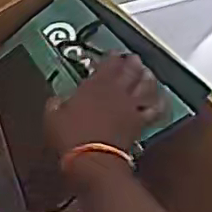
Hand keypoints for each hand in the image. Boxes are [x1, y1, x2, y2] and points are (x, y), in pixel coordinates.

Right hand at [44, 54, 164, 158]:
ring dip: (147, 77)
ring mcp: (130, 107)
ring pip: (145, 86)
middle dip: (131, 63)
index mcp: (94, 87)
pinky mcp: (139, 122)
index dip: (111, 57)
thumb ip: (56, 104)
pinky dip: (158, 102)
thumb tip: (57, 100)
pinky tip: (159, 99)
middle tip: (132, 58)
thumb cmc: (69, 136)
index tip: (111, 53)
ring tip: (146, 72)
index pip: (107, 65)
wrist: (92, 158)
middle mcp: (116, 93)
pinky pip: (154, 109)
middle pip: (130, 72)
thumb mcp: (52, 117)